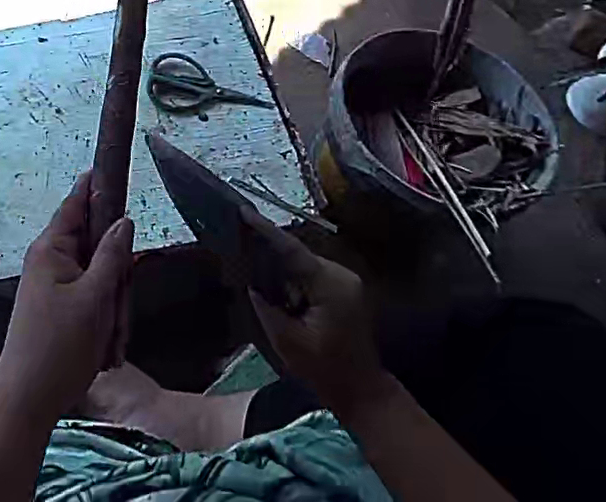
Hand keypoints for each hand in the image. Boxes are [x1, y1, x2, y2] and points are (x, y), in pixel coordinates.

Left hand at [0, 172, 134, 420]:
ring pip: (99, 273)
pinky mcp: (61, 306)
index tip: (114, 167)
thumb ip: (111, 256)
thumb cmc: (58, 346)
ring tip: (111, 333)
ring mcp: (55, 284)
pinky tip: (106, 343)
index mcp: (51, 248)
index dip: (94, 185)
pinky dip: (104, 314)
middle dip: (115, 268)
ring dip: (112, 300)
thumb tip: (124, 220)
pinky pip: (92, 296)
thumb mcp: (94, 298)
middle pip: (95, 241)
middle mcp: (51, 259)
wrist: (27, 401)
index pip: (75, 203)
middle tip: (121, 297)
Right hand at [245, 220, 389, 413]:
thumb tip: (252, 285)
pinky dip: (295, 281)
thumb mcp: (289, 343)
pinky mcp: (344, 290)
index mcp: (331, 284)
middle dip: (271, 255)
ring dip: (283, 272)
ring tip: (256, 272)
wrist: (363, 393)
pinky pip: (312, 275)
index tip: (244, 211)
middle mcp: (342, 275)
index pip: (293, 250)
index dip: (266, 230)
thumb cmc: (327, 371)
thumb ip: (267, 309)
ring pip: (304, 265)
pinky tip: (280, 293)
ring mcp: (346, 281)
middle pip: (298, 255)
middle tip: (241, 247)